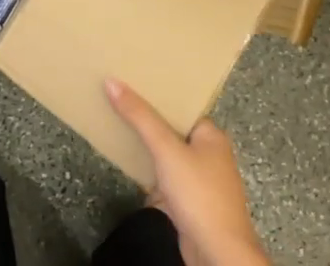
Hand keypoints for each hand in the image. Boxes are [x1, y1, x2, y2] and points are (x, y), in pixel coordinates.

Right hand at [106, 78, 268, 265]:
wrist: (217, 252)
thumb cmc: (198, 193)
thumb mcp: (166, 149)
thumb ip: (140, 117)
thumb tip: (112, 81)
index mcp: (212, 137)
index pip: (182, 107)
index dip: (158, 95)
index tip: (131, 81)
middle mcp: (210, 155)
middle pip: (173, 129)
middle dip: (147, 119)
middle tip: (117, 100)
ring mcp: (201, 181)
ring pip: (168, 155)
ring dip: (147, 146)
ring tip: (116, 125)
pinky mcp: (190, 203)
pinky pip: (166, 177)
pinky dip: (149, 171)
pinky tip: (128, 164)